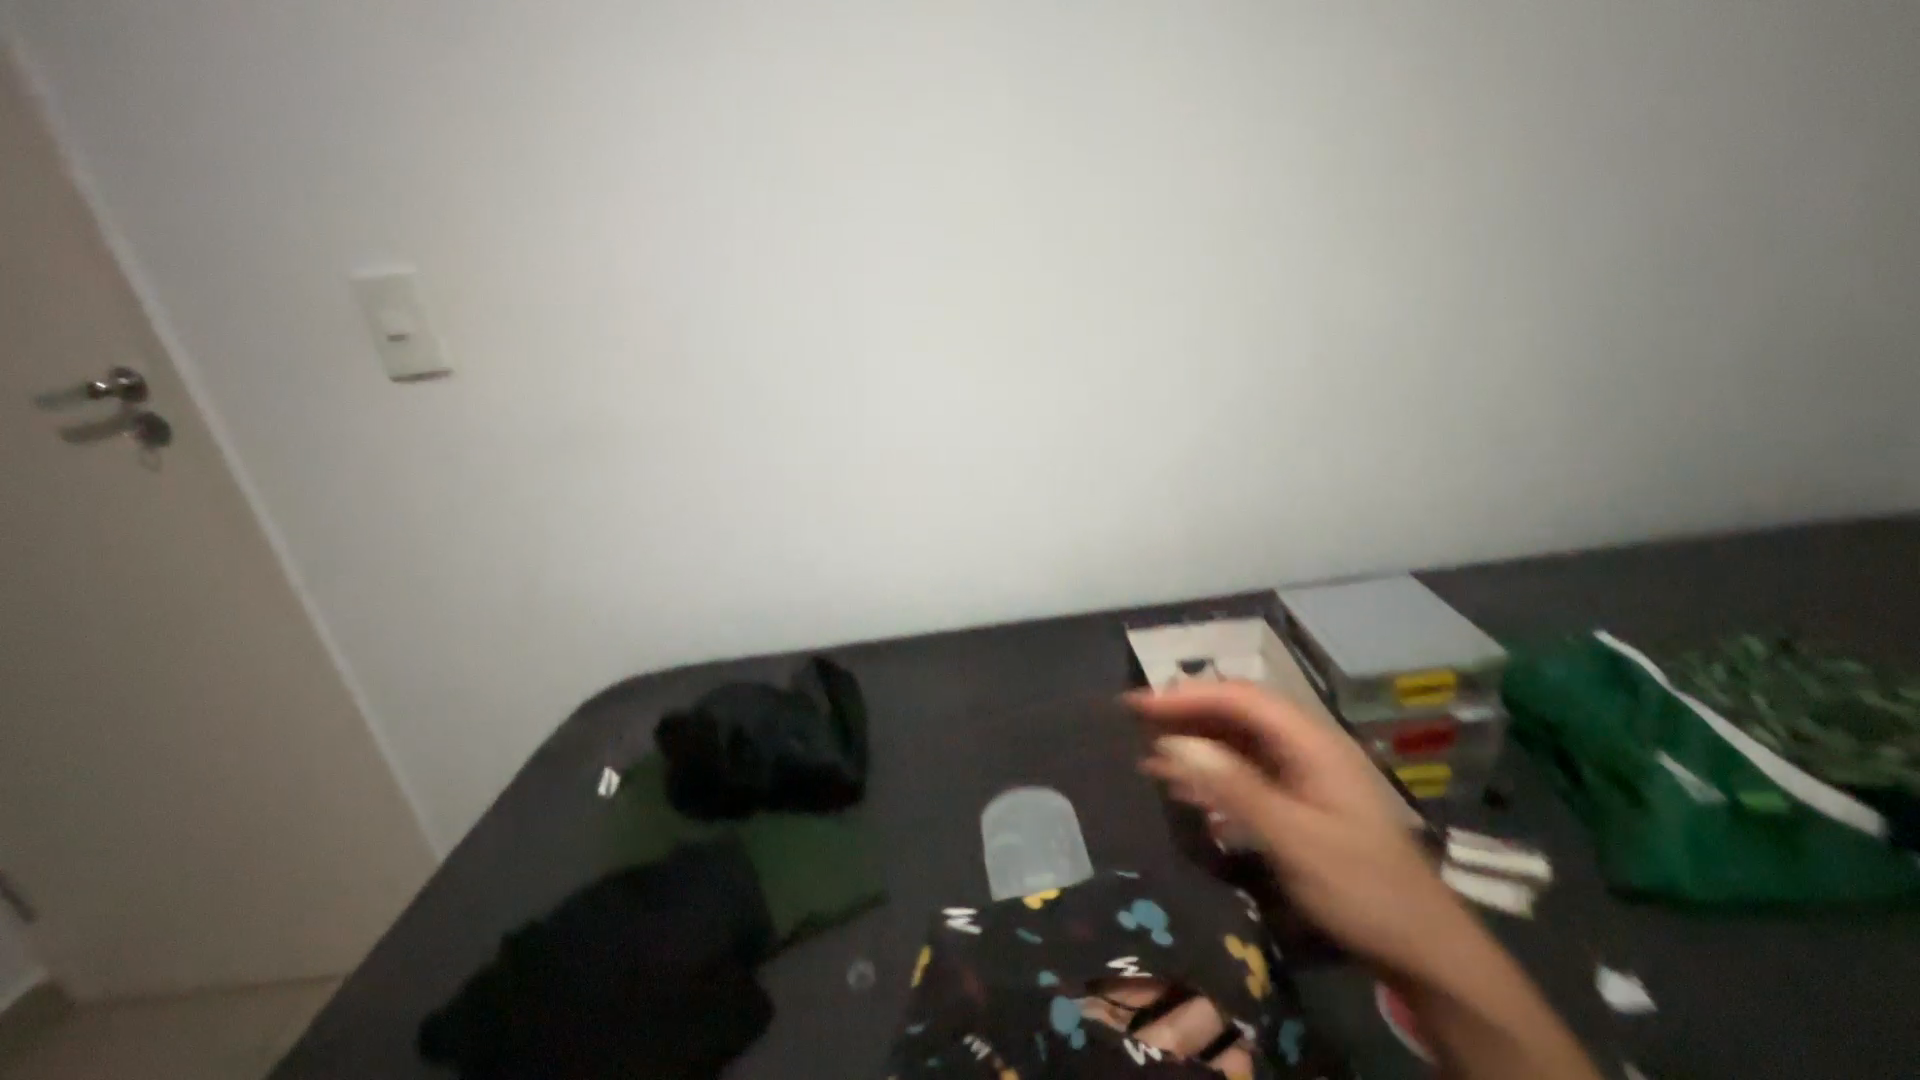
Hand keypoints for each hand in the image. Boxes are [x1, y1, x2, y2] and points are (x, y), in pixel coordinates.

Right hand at [1129, 681, 1475, 981]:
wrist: (1421, 947)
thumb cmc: (1362, 889)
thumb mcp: (1294, 839)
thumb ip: (1234, 788)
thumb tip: (1174, 742)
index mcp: (1313, 744)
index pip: (1242, 699)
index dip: (1188, 695)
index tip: (1139, 705)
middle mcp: (1307, 749)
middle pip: (1239, 715)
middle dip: (1186, 715)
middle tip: (1134, 723)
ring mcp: (1304, 777)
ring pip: (1240, 745)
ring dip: (1195, 745)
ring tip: (1147, 754)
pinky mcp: (1299, 804)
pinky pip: (1246, 775)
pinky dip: (1211, 776)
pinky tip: (1181, 787)